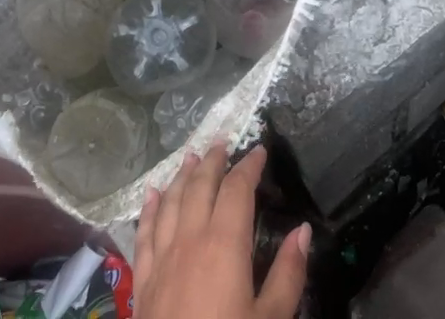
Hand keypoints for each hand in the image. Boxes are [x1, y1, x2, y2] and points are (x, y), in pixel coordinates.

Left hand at [135, 143, 309, 318]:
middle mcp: (189, 240)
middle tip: (223, 143)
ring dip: (181, 176)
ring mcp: (161, 259)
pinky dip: (149, 208)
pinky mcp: (142, 280)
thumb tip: (302, 231)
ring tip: (191, 157)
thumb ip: (288, 273)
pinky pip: (144, 232)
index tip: (259, 150)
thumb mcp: (271, 318)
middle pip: (199, 186)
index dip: (249, 166)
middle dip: (213, 162)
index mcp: (224, 244)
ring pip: (169, 202)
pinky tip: (152, 194)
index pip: (237, 189)